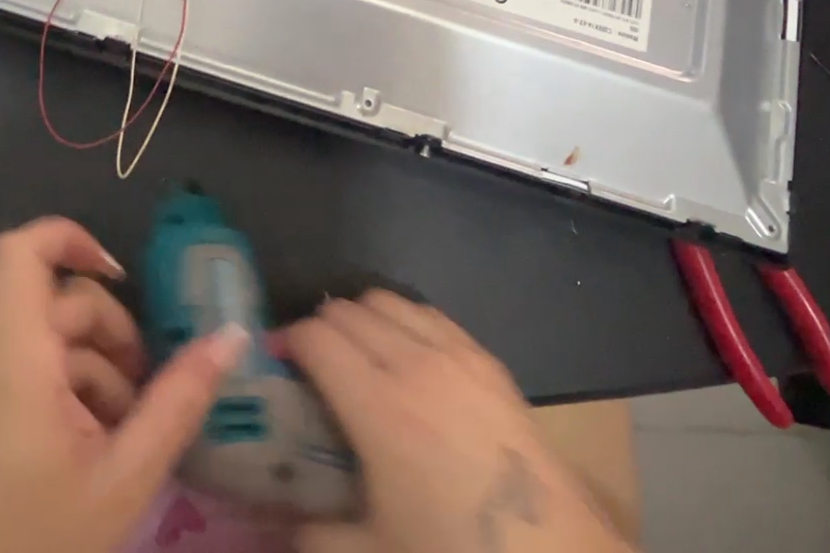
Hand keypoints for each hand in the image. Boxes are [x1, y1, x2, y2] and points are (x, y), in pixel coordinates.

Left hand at [0, 217, 249, 552]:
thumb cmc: (43, 542)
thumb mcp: (128, 475)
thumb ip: (182, 399)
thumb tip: (234, 334)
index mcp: (14, 363)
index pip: (19, 254)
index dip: (71, 238)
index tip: (122, 274)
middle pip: (60, 307)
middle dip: (114, 341)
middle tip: (147, 397)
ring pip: (50, 342)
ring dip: (95, 373)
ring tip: (122, 435)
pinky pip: (26, 369)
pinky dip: (66, 390)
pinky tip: (88, 443)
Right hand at [285, 292, 632, 552]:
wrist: (553, 552)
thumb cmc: (454, 552)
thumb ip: (313, 533)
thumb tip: (283, 520)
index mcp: (377, 404)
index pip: (315, 337)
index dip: (286, 341)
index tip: (276, 363)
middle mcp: (413, 362)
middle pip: (347, 310)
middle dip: (319, 329)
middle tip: (311, 366)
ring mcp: (455, 353)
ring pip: (387, 301)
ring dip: (361, 318)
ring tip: (358, 355)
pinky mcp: (486, 357)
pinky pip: (430, 313)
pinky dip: (404, 321)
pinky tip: (406, 356)